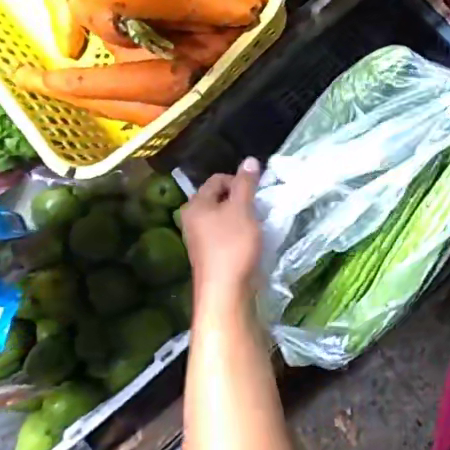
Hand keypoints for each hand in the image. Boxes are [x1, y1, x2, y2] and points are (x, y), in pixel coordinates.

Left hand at [180, 159, 262, 302]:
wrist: (225, 290)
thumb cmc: (233, 245)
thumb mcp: (243, 209)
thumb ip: (246, 183)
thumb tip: (249, 160)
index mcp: (195, 205)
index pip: (218, 179)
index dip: (239, 181)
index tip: (256, 194)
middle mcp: (191, 219)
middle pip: (219, 198)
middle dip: (240, 200)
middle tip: (257, 209)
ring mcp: (198, 238)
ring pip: (223, 217)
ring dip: (241, 217)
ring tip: (256, 225)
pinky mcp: (209, 254)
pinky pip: (224, 233)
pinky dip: (237, 232)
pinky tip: (249, 241)